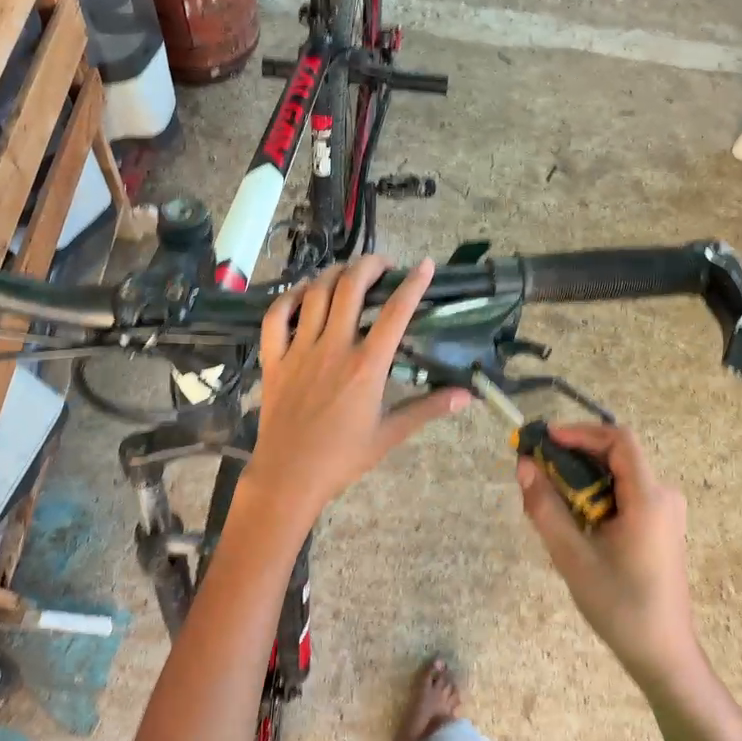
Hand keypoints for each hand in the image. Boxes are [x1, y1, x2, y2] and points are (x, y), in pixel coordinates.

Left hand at [247, 256, 470, 514]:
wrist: (289, 476)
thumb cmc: (342, 458)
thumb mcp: (390, 435)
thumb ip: (428, 409)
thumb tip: (467, 396)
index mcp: (366, 366)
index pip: (395, 313)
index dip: (413, 284)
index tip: (425, 265)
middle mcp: (333, 348)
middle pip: (350, 288)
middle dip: (369, 265)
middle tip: (383, 264)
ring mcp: (299, 350)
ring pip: (315, 293)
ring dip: (333, 274)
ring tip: (347, 272)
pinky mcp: (274, 359)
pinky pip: (276, 317)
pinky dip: (289, 297)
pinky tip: (303, 293)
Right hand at [516, 425, 700, 686]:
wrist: (663, 654)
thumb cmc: (619, 606)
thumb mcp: (572, 557)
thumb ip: (545, 506)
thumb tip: (524, 465)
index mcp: (649, 498)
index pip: (618, 439)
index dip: (580, 432)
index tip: (544, 440)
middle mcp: (663, 496)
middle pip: (617, 454)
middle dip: (574, 455)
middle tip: (535, 469)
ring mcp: (665, 512)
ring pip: (619, 475)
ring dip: (582, 477)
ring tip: (548, 498)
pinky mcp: (661, 527)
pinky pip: (625, 494)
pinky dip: (596, 494)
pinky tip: (572, 519)